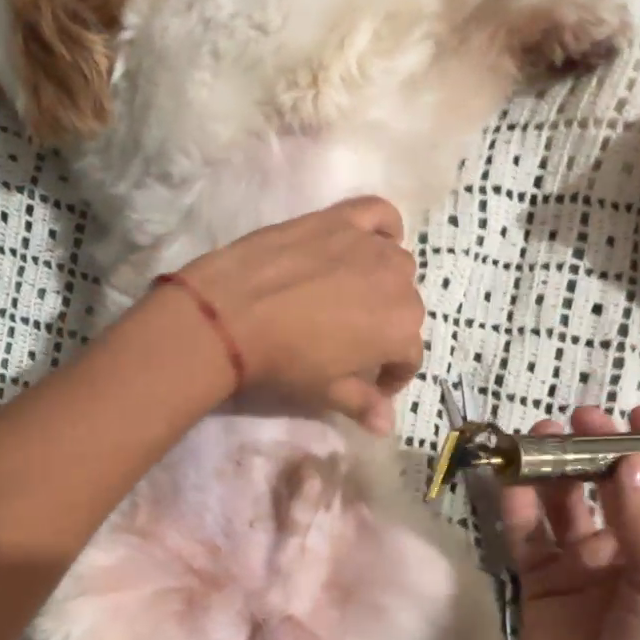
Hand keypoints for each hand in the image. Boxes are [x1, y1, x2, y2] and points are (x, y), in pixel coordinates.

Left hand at [169, 196, 424, 431]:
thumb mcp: (323, 391)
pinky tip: (366, 241)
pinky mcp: (341, 218)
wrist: (231, 314)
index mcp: (400, 329)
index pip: (408, 356)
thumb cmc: (282, 360)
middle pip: (403, 308)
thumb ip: (362, 404)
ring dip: (381, 282)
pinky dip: (382, 226)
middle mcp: (398, 283)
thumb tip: (387, 425)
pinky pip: (379, 214)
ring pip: (393, 263)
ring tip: (350, 296)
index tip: (371, 384)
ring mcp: (370, 245)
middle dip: (385, 328)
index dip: (390, 375)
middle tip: (351, 341)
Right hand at [501, 406, 639, 639]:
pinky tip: (509, 480)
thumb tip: (629, 462)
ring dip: (555, 472)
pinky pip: (527, 536)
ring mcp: (580, 565)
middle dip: (597, 453)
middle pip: (611, 489)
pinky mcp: (539, 581)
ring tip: (540, 437)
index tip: (637, 414)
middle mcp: (627, 552)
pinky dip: (517, 507)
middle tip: (579, 418)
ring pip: (565, 506)